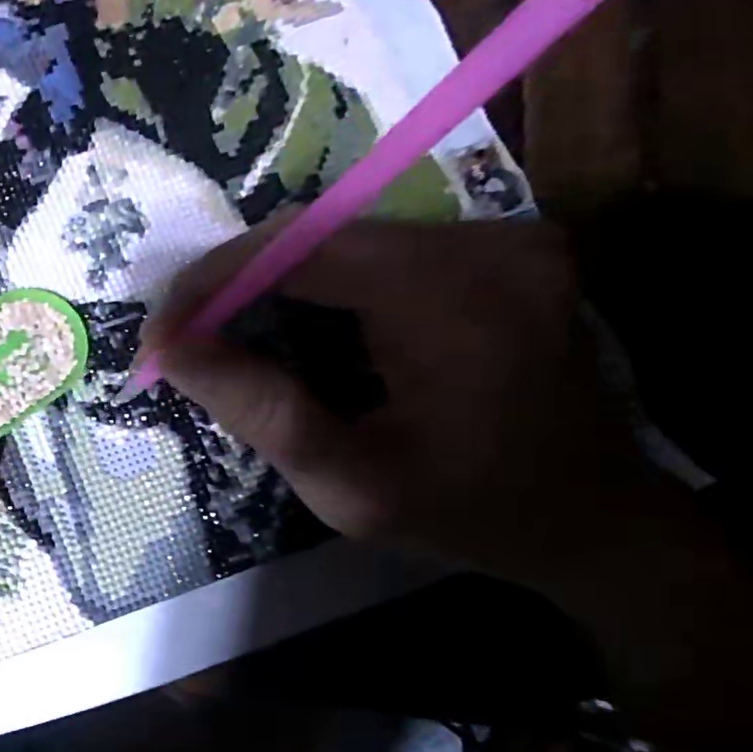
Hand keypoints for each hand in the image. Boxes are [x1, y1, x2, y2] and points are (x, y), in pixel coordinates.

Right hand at [143, 213, 667, 584]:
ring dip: (267, 279)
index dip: (212, 280)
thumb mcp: (344, 483)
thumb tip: (169, 348)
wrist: (592, 519)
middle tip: (181, 336)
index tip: (160, 334)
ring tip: (220, 332)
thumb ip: (257, 408)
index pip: (300, 249)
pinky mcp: (494, 248)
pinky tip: (286, 322)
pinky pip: (373, 247)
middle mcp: (484, 242)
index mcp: (454, 298)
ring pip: (339, 235)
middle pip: (317, 232)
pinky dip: (312, 281)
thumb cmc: (466, 513)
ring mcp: (498, 237)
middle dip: (232, 280)